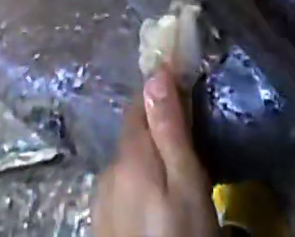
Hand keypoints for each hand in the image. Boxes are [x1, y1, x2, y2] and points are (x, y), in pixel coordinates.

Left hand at [93, 65, 217, 236]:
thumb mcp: (187, 185)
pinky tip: (160, 205)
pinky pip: (124, 187)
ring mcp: (101, 198)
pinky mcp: (102, 223)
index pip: (139, 102)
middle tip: (193, 142)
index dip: (161, 92)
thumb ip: (170, 130)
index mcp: (129, 154)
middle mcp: (108, 169)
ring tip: (180, 178)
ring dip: (150, 160)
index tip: (186, 90)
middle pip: (134, 132)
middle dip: (158, 129)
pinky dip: (141, 185)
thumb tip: (156, 73)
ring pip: (129, 161)